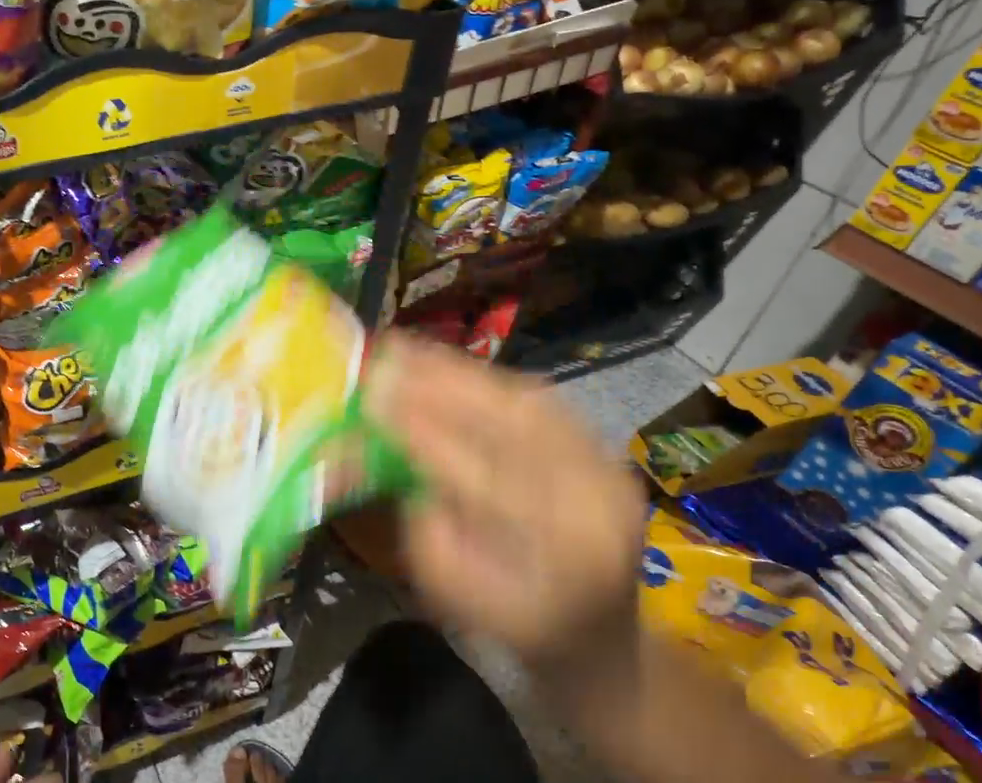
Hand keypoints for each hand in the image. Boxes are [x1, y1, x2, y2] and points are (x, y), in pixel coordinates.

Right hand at [360, 334, 643, 667]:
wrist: (596, 632)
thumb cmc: (512, 621)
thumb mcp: (451, 594)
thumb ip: (423, 530)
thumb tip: (388, 455)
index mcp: (562, 556)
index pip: (484, 480)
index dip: (425, 435)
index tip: (372, 400)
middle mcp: (599, 503)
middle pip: (515, 428)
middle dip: (441, 386)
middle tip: (382, 355)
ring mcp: (609, 470)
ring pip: (530, 404)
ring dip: (461, 371)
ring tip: (404, 348)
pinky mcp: (603, 449)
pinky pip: (543, 399)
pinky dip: (488, 376)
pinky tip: (446, 363)